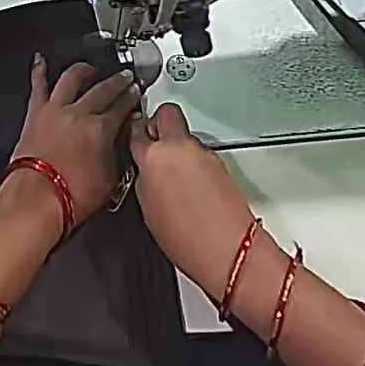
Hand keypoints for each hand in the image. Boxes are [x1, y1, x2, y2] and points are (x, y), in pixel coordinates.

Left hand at [9, 57, 139, 224]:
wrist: (37, 199)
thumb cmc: (69, 196)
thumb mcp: (110, 180)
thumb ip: (117, 156)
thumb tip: (120, 147)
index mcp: (101, 129)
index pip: (123, 106)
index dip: (132, 99)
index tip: (136, 94)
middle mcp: (79, 113)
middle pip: (103, 89)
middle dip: (117, 81)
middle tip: (124, 78)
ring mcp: (56, 110)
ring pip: (72, 78)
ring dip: (85, 70)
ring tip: (91, 69)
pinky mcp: (35, 114)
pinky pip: (38, 86)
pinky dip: (39, 71)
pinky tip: (40, 61)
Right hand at [129, 103, 259, 288]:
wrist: (229, 252)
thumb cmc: (189, 239)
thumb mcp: (147, 208)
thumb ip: (143, 179)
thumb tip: (144, 171)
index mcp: (153, 157)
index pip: (137, 129)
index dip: (135, 135)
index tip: (135, 141)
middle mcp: (179, 147)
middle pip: (166, 113)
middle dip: (158, 122)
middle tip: (154, 140)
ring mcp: (202, 153)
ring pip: (185, 134)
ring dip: (178, 147)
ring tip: (175, 174)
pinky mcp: (219, 163)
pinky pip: (199, 153)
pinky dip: (193, 162)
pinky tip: (191, 186)